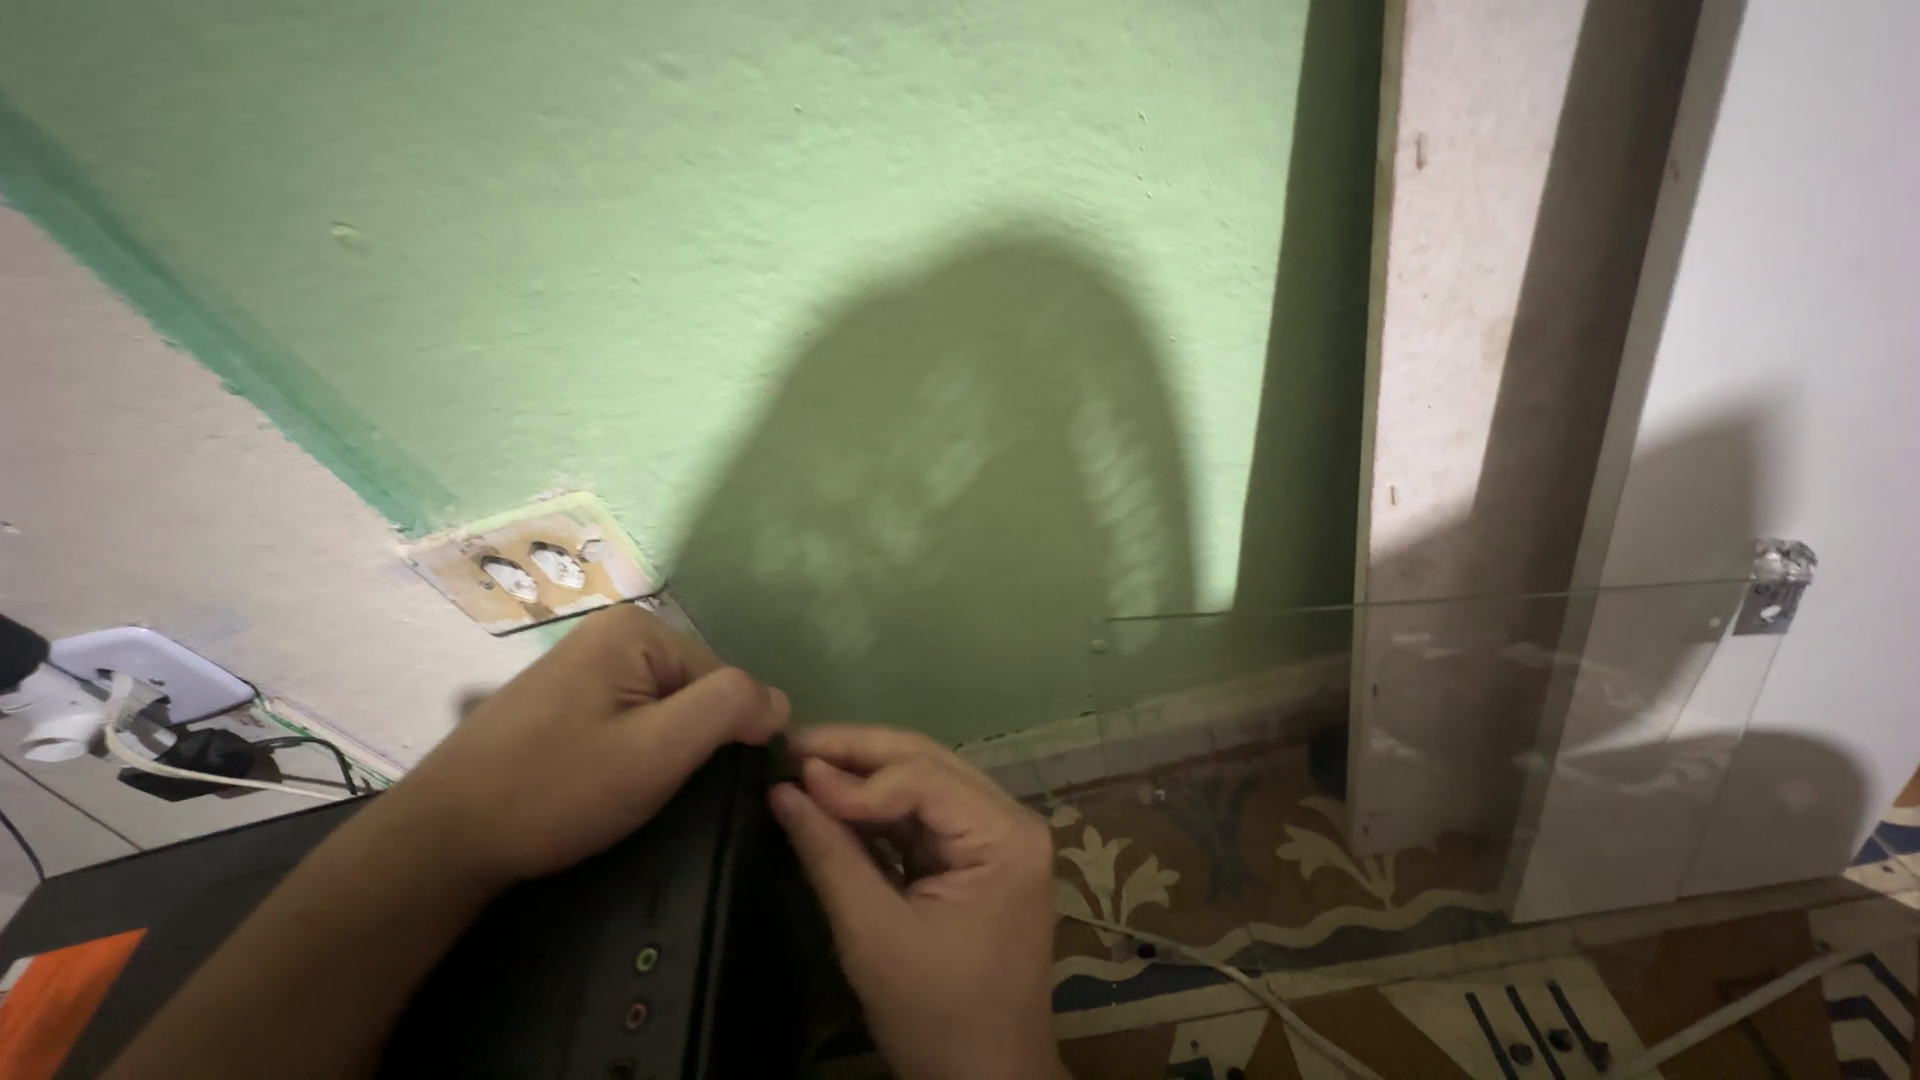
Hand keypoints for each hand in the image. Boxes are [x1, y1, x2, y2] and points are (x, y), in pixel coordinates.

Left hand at [375, 603, 789, 886]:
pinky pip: (632, 714)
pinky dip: (631, 750)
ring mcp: (586, 661)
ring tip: (620, 789)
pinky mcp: (568, 694)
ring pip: (666, 707)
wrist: (440, 839)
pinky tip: (599, 781)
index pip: (726, 680)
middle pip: (696, 689)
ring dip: (660, 750)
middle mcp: (613, 630)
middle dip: (686, 742)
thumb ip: (729, 709)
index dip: (723, 735)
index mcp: (638, 629)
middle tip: (647, 788)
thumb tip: (781, 700)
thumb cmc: (555, 791)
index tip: (688, 781)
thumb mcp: (658, 751)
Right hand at [770, 726, 1066, 1079]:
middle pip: (927, 763)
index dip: (855, 776)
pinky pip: (923, 813)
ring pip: (923, 780)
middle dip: (857, 754)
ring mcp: (996, 835)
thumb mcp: (873, 935)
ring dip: (864, 774)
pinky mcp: (976, 854)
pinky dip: (877, 808)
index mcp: (1005, 835)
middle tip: (792, 747)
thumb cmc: (937, 1016)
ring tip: (804, 766)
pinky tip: (834, 801)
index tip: (792, 777)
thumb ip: (830, 854)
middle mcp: (1009, 819)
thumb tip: (782, 790)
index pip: (924, 777)